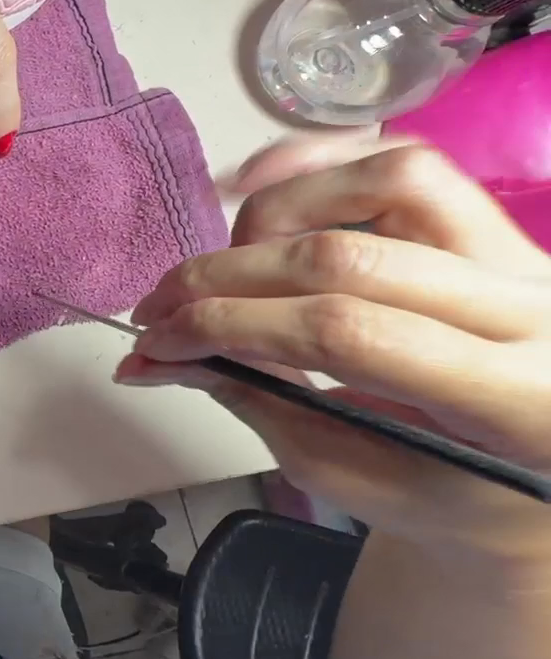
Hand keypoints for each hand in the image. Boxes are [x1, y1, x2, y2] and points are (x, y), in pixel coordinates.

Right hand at [119, 139, 550, 562]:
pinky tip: (257, 184)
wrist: (541, 480)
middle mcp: (538, 311)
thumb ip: (249, 398)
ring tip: (224, 262)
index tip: (157, 345)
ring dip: (271, 214)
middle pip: (344, 258)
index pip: (343, 331)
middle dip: (219, 279)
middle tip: (158, 312)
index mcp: (517, 399)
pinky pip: (408, 169)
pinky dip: (319, 164)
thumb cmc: (442, 494)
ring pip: (390, 183)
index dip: (226, 325)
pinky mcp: (495, 232)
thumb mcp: (340, 468)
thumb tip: (148, 359)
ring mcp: (524, 259)